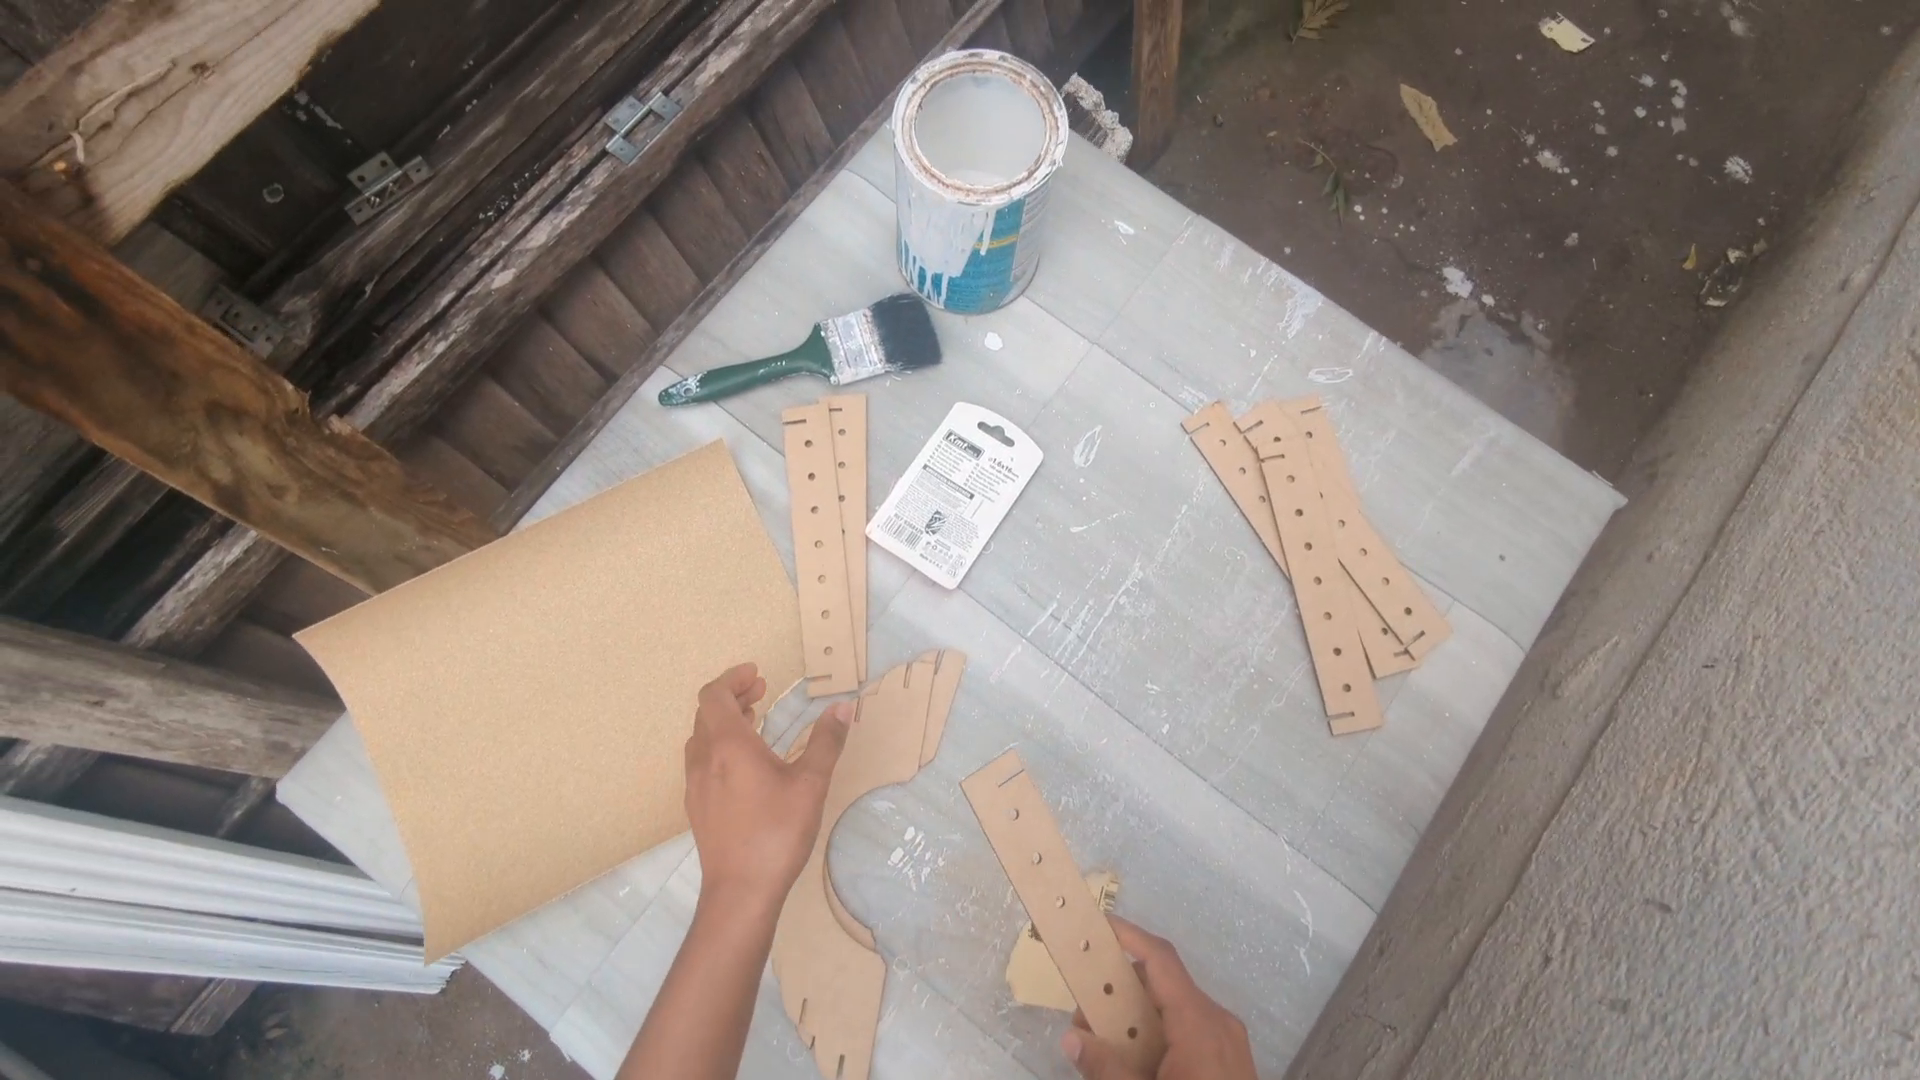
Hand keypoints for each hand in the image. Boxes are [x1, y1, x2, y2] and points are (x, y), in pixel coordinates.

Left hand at [683, 663, 851, 920]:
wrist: (740, 893)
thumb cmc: (777, 833)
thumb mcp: (811, 783)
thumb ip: (826, 742)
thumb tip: (843, 707)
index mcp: (728, 746)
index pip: (714, 695)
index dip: (733, 678)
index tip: (758, 674)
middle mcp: (704, 760)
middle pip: (706, 713)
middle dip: (733, 695)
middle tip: (762, 690)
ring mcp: (696, 786)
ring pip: (702, 738)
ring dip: (725, 720)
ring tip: (755, 719)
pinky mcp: (697, 808)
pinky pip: (703, 761)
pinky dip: (720, 745)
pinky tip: (746, 763)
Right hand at [1061, 916, 1257, 1079]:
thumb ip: (1107, 1068)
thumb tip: (1071, 1039)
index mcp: (1199, 1022)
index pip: (1160, 958)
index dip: (1128, 934)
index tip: (1095, 924)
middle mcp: (1218, 1022)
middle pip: (1163, 984)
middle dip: (1120, 989)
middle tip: (1084, 1011)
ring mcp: (1229, 1044)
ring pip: (1174, 1010)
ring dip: (1136, 1016)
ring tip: (1104, 1043)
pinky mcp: (1231, 1065)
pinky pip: (1188, 1032)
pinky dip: (1157, 1035)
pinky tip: (1135, 1062)